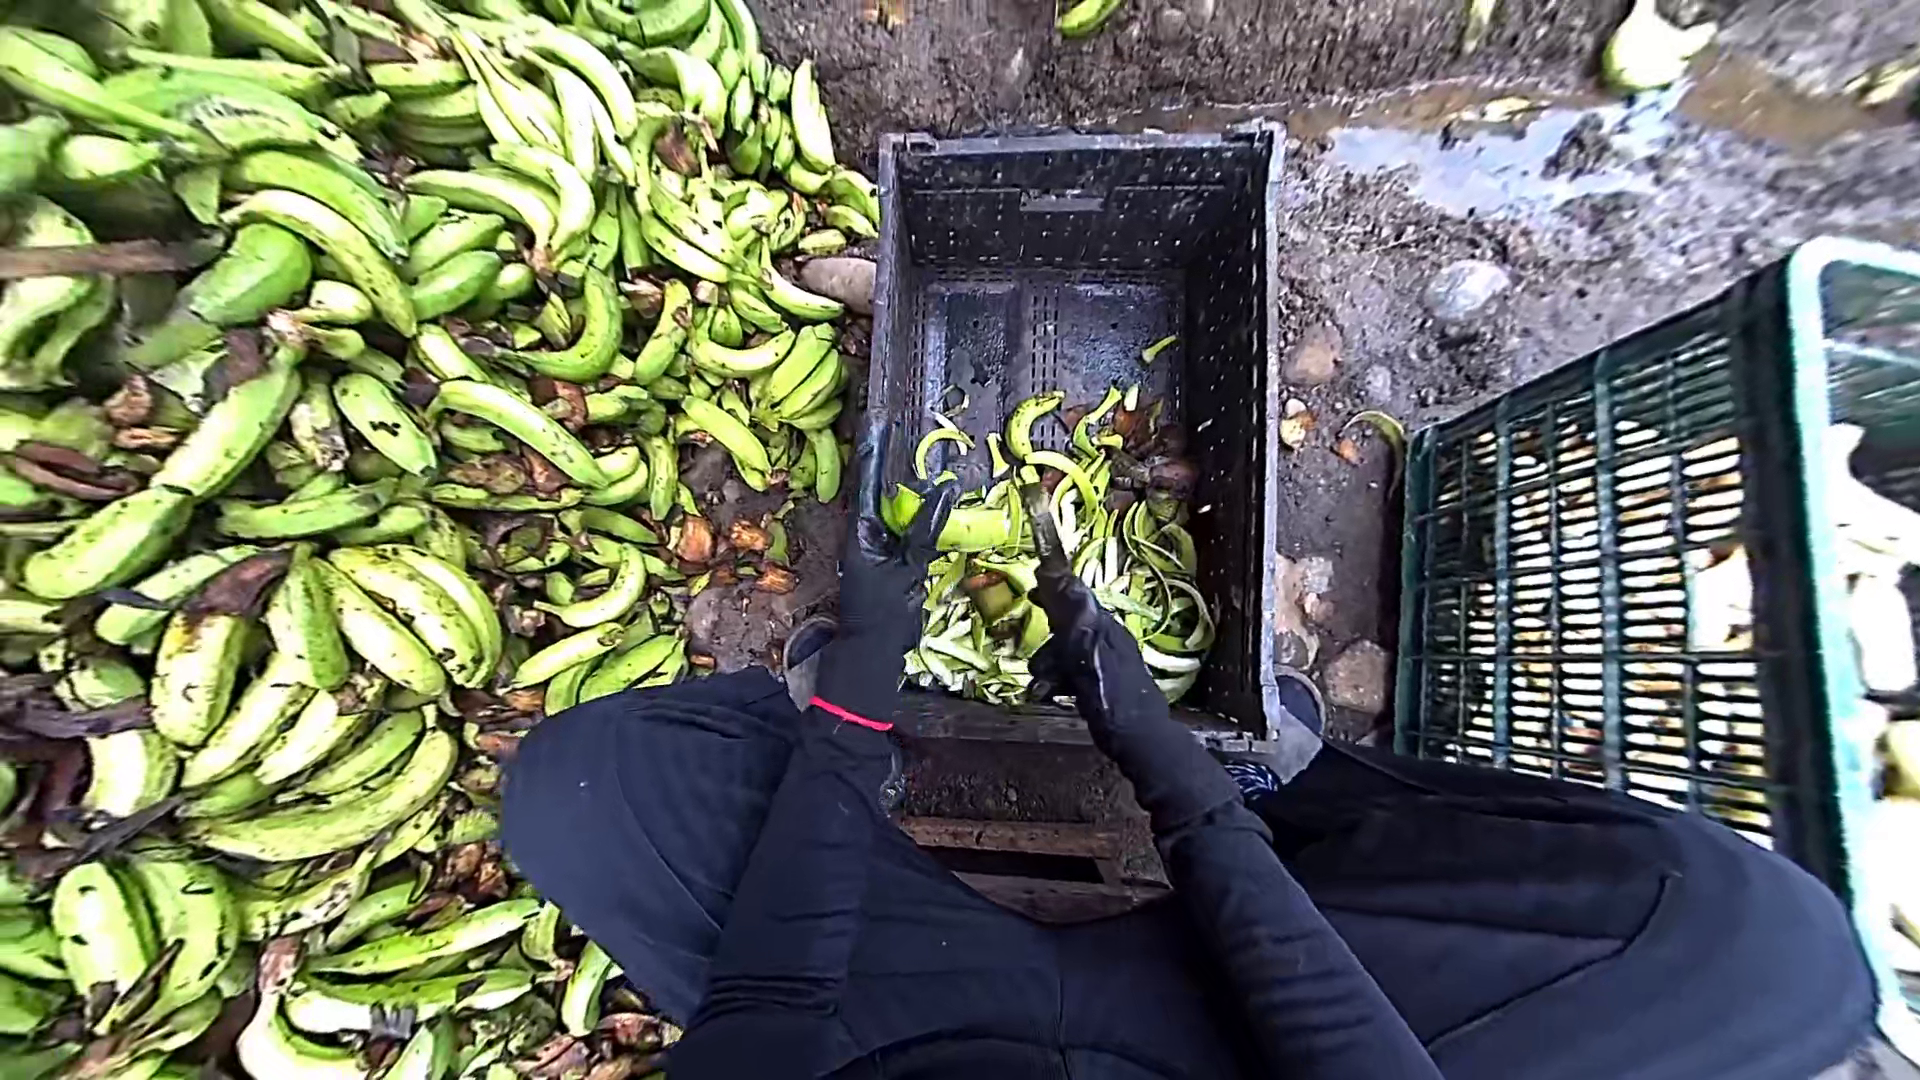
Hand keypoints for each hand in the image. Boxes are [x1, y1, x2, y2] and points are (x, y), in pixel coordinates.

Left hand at [812, 425, 955, 724]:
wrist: (873, 648)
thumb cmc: (885, 611)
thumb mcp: (908, 568)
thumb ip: (925, 529)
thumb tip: (944, 489)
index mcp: (859, 528)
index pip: (867, 479)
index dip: (875, 449)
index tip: (883, 421)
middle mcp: (862, 530)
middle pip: (876, 486)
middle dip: (889, 459)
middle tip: (901, 429)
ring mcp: (873, 543)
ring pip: (888, 505)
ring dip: (902, 483)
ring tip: (916, 455)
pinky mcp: (885, 555)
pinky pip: (898, 524)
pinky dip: (911, 509)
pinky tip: (925, 499)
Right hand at [1030, 571, 1169, 752]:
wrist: (1138, 737)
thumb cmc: (1109, 693)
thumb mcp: (1085, 648)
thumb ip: (1070, 612)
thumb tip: (1054, 572)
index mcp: (1104, 626)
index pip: (1076, 597)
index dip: (1053, 591)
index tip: (1032, 593)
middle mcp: (1107, 639)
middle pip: (1067, 630)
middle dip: (1047, 646)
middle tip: (1037, 664)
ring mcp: (1106, 663)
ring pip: (1068, 655)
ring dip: (1049, 669)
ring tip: (1042, 688)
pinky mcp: (1103, 685)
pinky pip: (1073, 675)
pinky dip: (1059, 684)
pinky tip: (1051, 696)